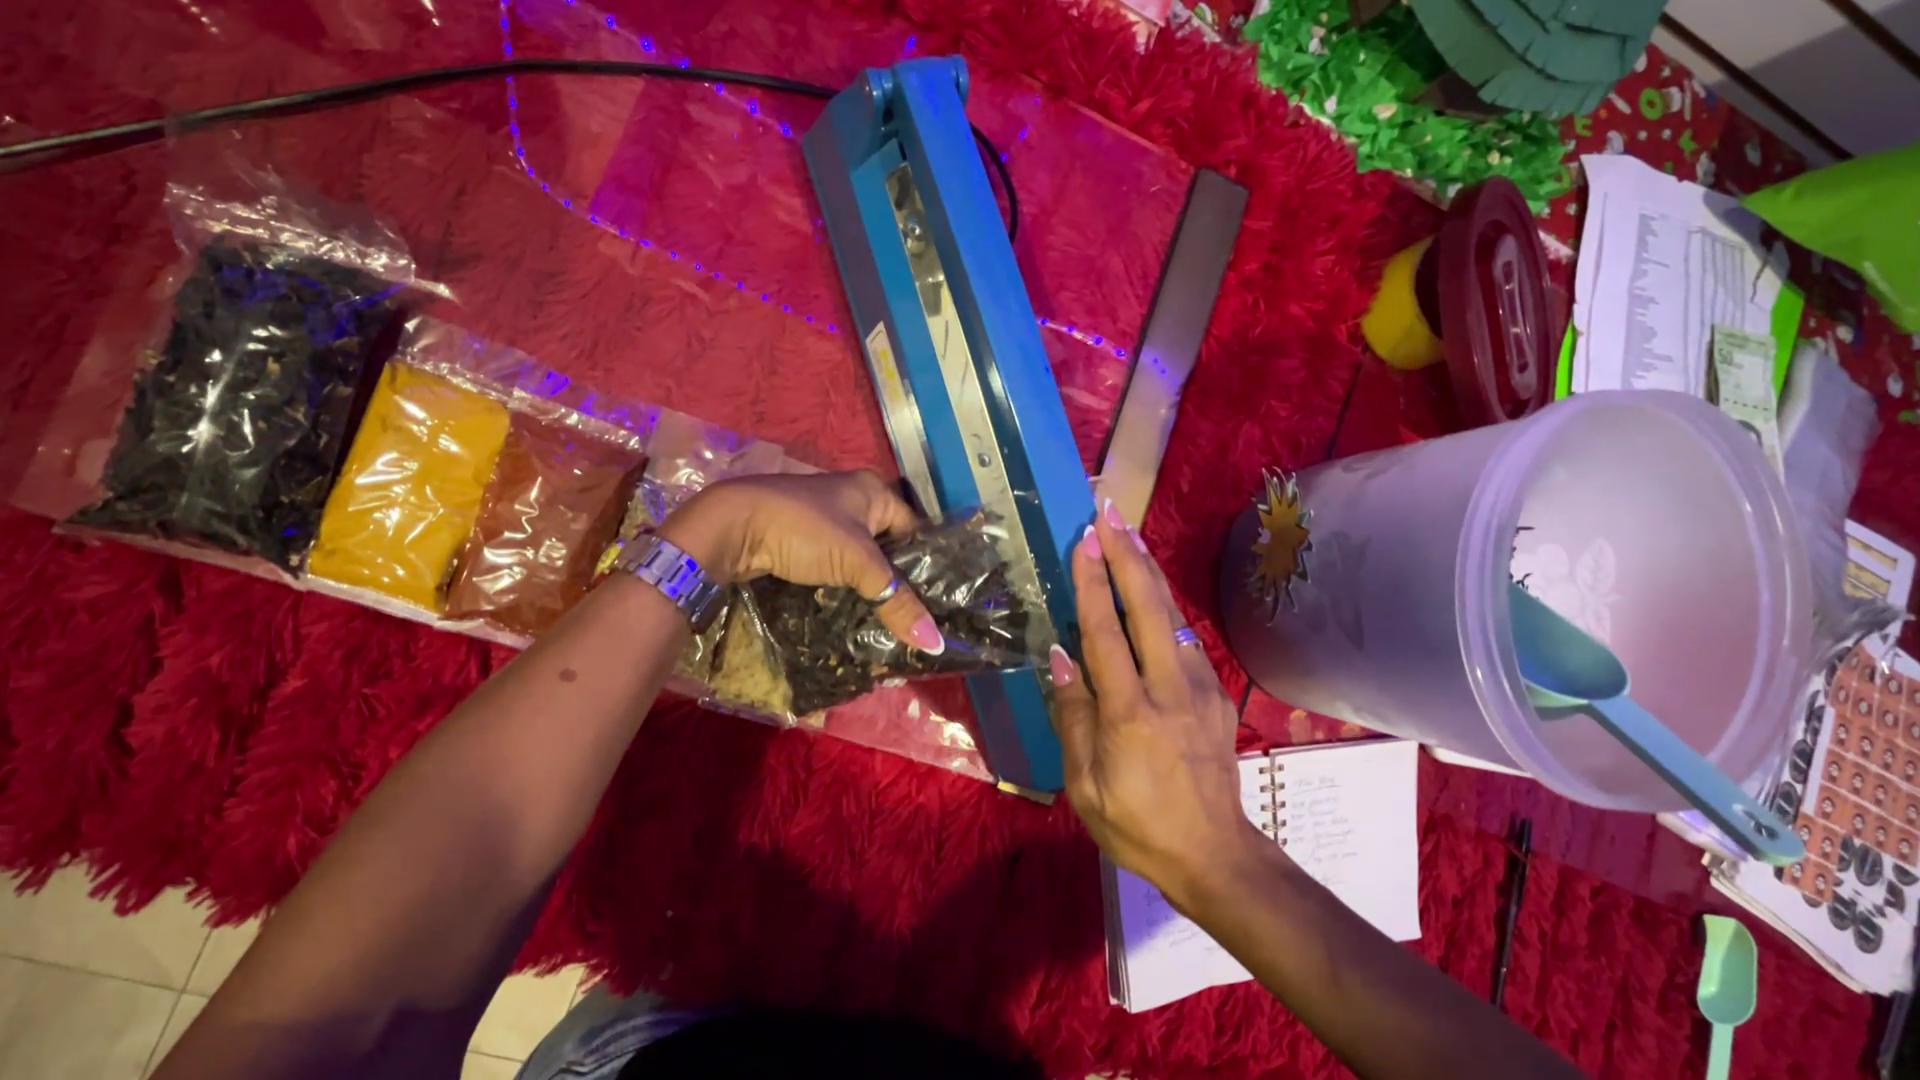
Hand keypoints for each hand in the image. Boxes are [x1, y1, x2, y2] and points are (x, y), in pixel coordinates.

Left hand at [657, 470, 944, 652]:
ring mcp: (825, 521)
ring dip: (870, 589)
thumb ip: (897, 601)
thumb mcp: (857, 563)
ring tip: (891, 625)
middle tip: (917, 621)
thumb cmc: (804, 530)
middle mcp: (853, 500)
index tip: (940, 604)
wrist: (732, 526)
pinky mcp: (802, 542)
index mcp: (874, 491)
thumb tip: (934, 643)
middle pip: (889, 548)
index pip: (916, 531)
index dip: (927, 566)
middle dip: (898, 583)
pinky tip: (856, 614)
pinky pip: (836, 567)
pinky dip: (846, 589)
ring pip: (861, 560)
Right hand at [1047, 500, 1262, 906]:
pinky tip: (1151, 593)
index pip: (1105, 634)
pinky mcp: (1215, 695)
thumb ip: (1073, 716)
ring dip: (1148, 572)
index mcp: (1130, 713)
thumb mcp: (1085, 784)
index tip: (1083, 540)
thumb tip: (1059, 655)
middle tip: (1108, 513)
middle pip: (1148, 607)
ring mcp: (1200, 688)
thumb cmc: (1136, 824)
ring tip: (1128, 536)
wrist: (1214, 853)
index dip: (1092, 583)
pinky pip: (1183, 639)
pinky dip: (1164, 606)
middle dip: (1127, 554)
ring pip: (1172, 615)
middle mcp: (1170, 688)